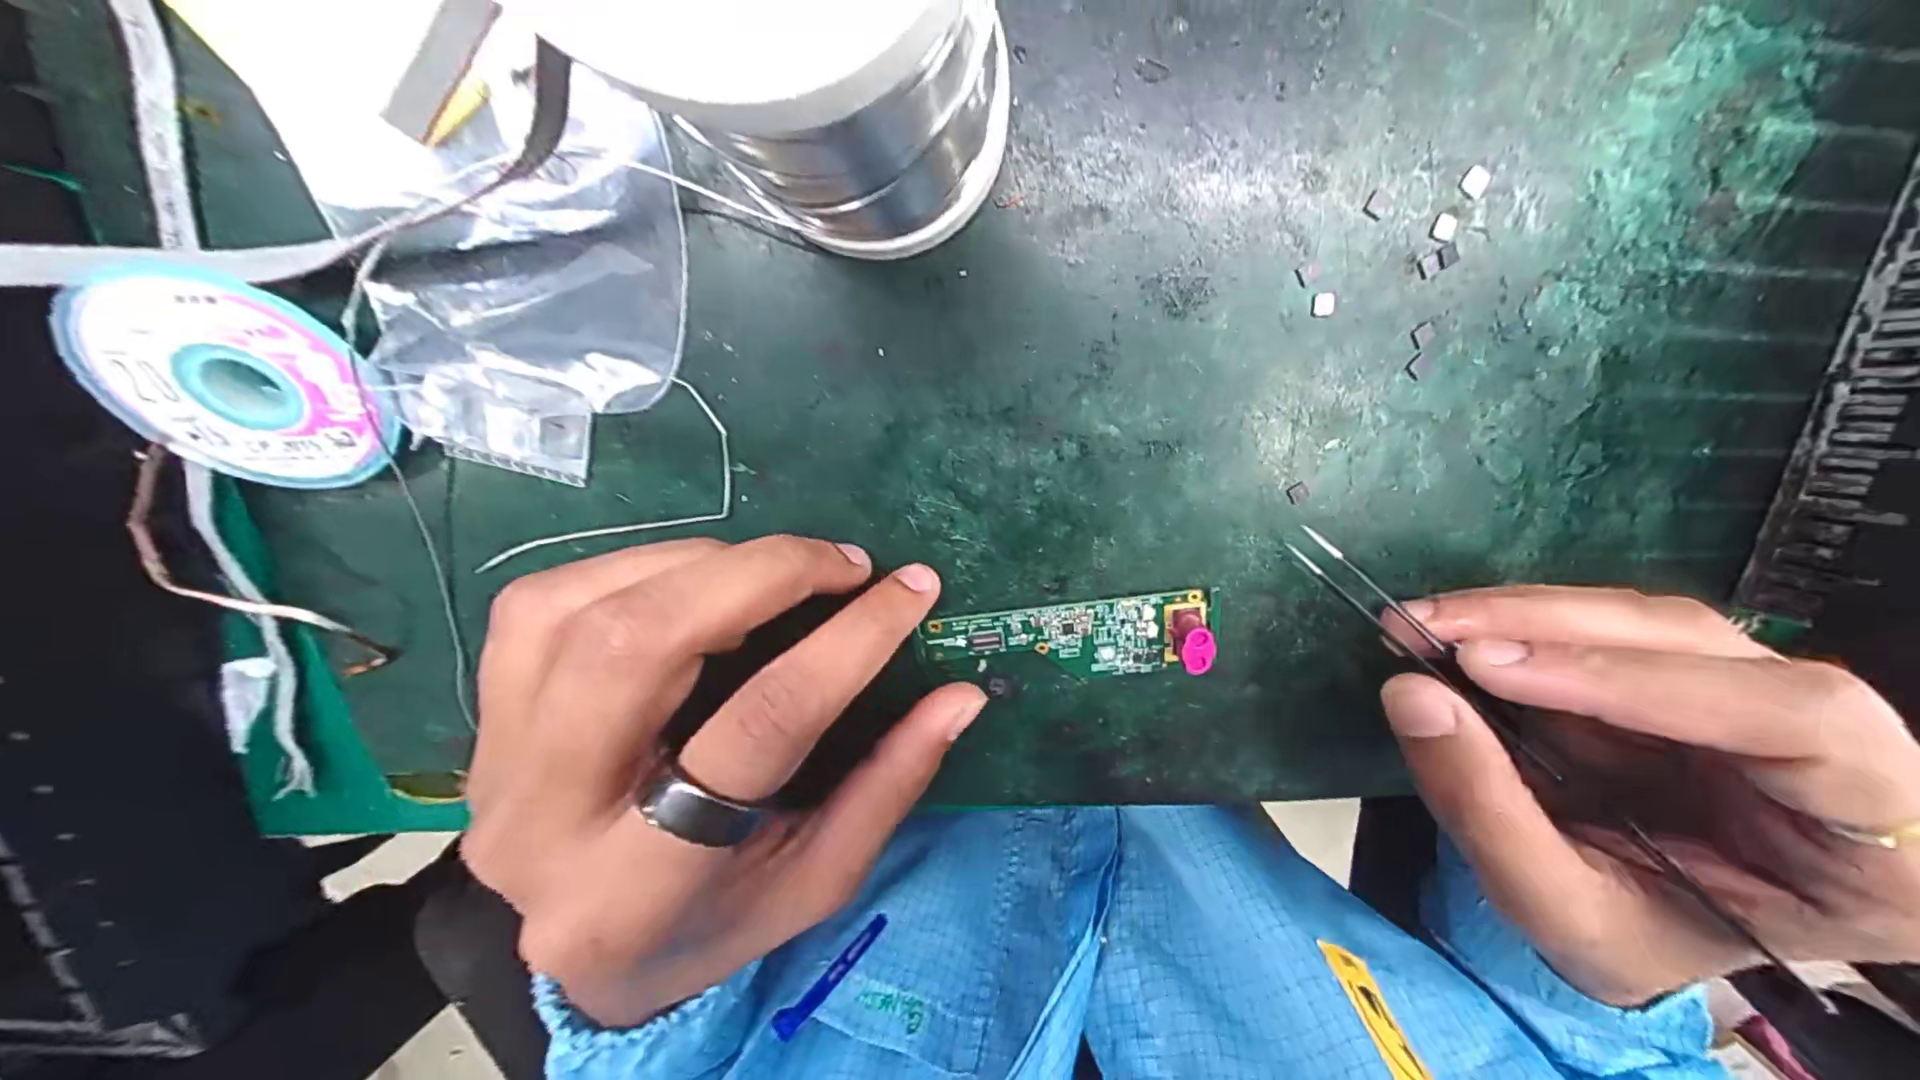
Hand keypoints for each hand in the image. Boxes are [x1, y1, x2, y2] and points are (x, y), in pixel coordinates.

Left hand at [461, 535, 986, 1027]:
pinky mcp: (483, 708)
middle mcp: (545, 814)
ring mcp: (495, 755)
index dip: (847, 642)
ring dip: (706, 563)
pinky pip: (547, 598)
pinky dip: (640, 565)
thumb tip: (962, 696)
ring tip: (778, 568)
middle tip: (842, 562)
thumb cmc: (718, 916)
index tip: (910, 590)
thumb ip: (891, 782)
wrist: (589, 944)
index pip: (758, 726)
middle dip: (762, 575)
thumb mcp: (819, 875)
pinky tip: (698, 578)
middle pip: (642, 644)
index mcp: (641, 884)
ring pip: (588, 608)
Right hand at [1380, 586, 1919, 1005]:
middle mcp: (1837, 749)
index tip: (1486, 666)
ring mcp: (1752, 696)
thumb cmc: (1622, 937)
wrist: (1630, 928)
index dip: (1632, 679)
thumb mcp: (1553, 907)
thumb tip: (1409, 692)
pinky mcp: (1676, 672)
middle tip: (1427, 628)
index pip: (1795, 721)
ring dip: (1519, 613)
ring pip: (1646, 620)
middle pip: (1702, 644)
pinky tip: (1454, 632)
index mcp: (1875, 845)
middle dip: (1545, 627)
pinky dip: (1514, 621)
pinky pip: (1599, 627)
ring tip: (1423, 624)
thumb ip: (1483, 807)